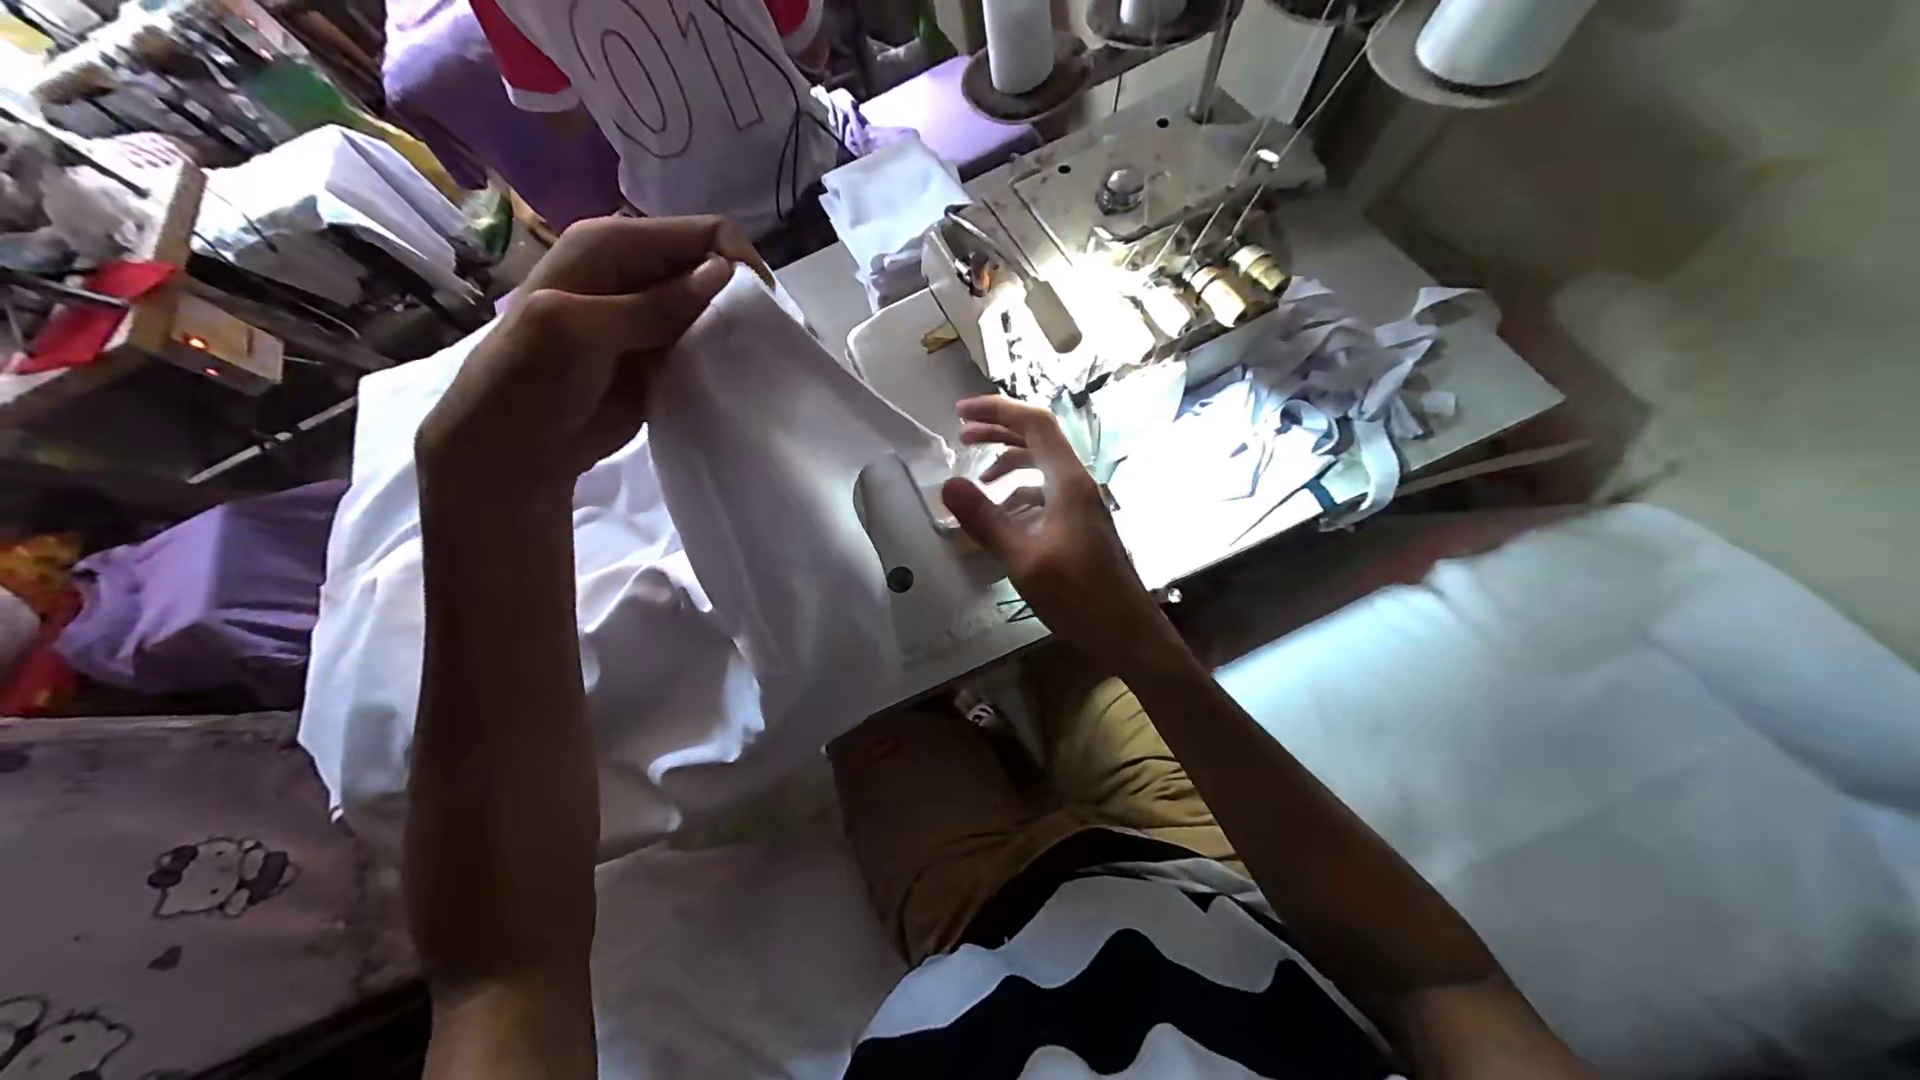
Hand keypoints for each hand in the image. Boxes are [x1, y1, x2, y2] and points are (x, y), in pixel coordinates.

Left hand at [415, 215, 768, 509]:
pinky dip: (719, 360)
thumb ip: (651, 305)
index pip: (701, 234)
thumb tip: (722, 274)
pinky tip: (729, 379)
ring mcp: (648, 319)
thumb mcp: (580, 333)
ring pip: (711, 310)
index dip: (737, 262)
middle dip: (739, 299)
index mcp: (611, 246)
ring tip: (748, 364)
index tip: (762, 312)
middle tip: (758, 344)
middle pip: (711, 269)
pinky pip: (703, 347)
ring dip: (731, 333)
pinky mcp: (659, 358)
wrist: (512, 451)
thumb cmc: (528, 383)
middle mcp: (635, 274)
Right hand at [941, 396, 1173, 660]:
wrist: (1126, 631)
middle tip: (962, 436)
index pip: (1034, 424)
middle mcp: (1079, 483)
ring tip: (977, 477)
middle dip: (999, 431)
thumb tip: (948, 484)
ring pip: (1043, 466)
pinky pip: (1047, 492)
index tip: (960, 413)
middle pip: (1038, 439)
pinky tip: (1003, 514)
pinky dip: (1021, 492)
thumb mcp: (1023, 559)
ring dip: (1009, 463)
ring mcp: (1083, 503)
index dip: (996, 410)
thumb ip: (985, 520)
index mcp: (1068, 481)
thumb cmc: (1078, 596)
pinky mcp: (1082, 524)